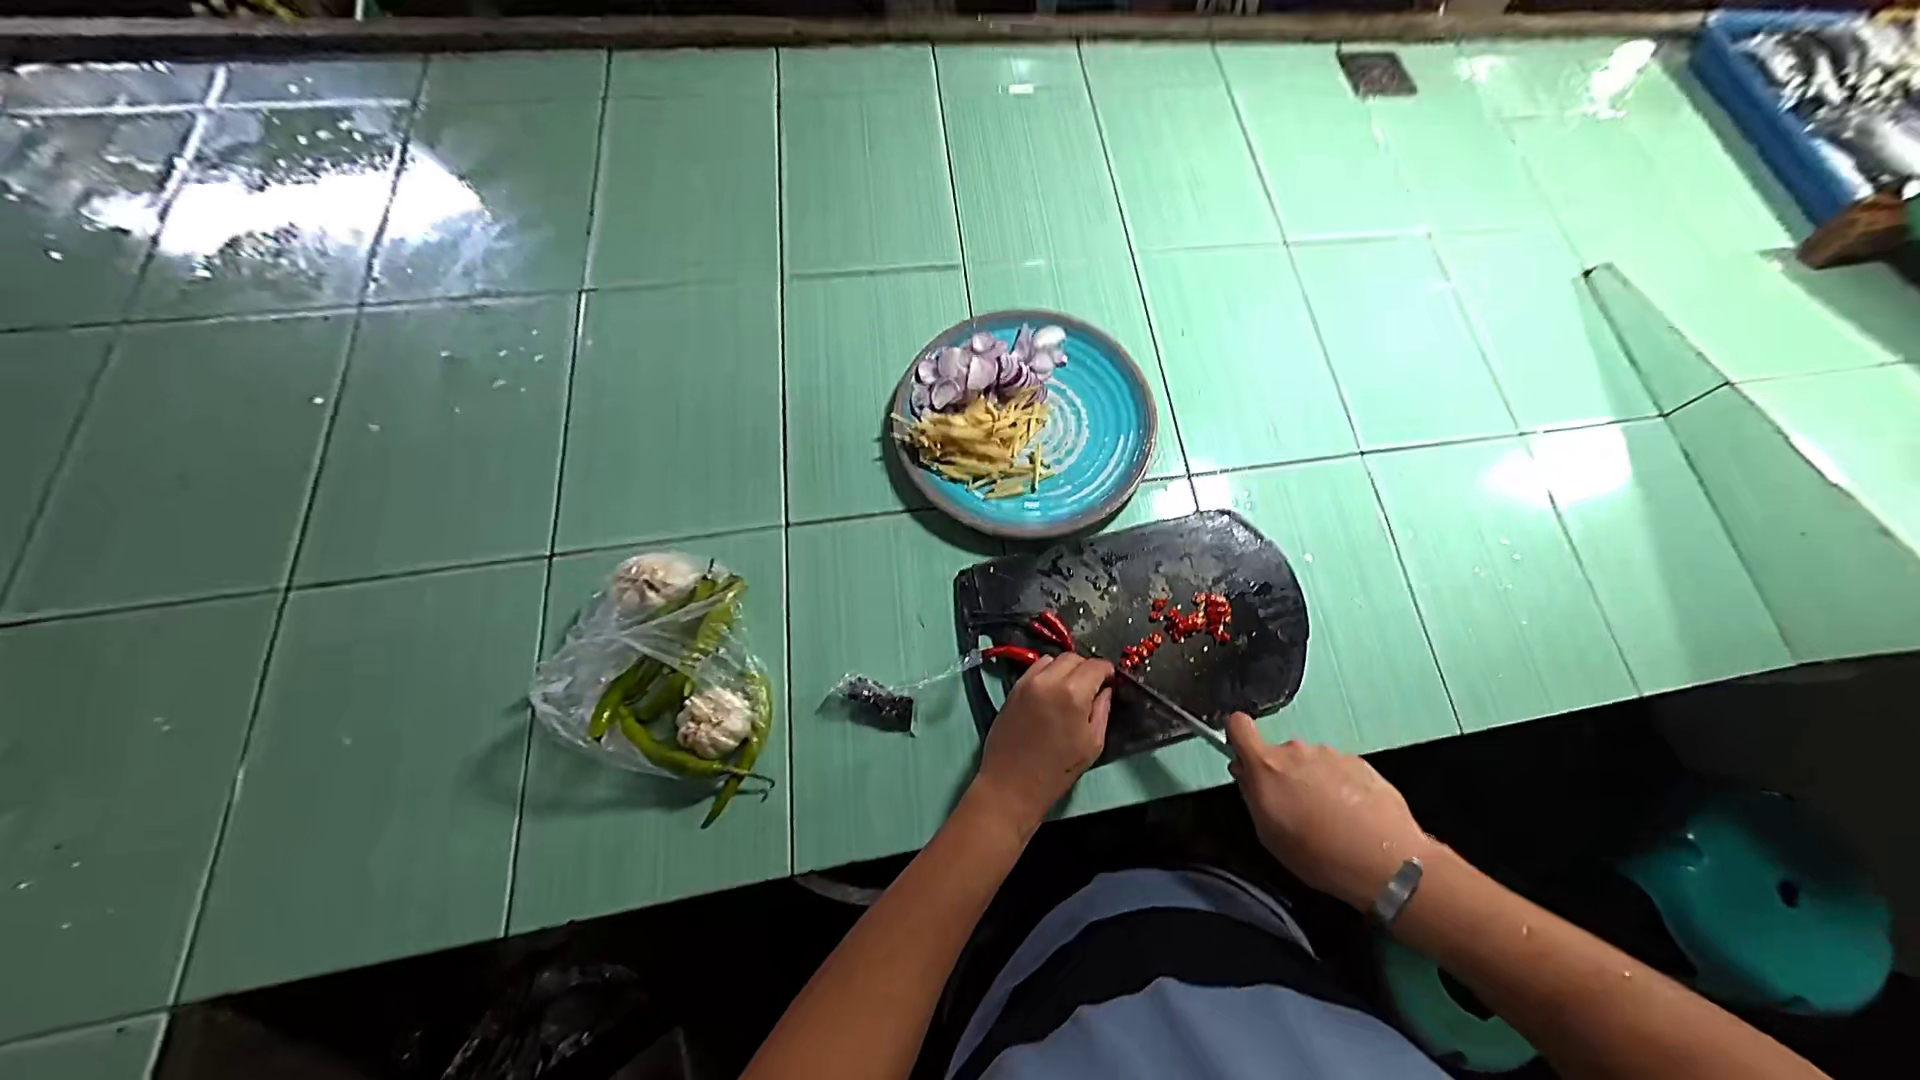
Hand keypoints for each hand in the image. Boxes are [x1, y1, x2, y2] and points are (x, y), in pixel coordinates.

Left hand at [971, 654, 1112, 827]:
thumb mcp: (1093, 743)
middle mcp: (1048, 679)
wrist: (1012, 782)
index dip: (1108, 672)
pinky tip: (1051, 692)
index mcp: (1072, 692)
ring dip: (1066, 668)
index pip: (1096, 666)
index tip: (1111, 682)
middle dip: (1087, 668)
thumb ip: (1102, 710)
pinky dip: (1047, 673)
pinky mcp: (1013, 688)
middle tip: (1092, 687)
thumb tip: (1105, 690)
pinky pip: (1035, 668)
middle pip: (1074, 658)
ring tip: (1070, 689)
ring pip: (1053, 659)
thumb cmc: (1058, 769)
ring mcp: (1027, 681)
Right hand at [1225, 713, 1435, 909]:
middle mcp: (1296, 751)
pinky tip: (1354, 816)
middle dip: (1283, 775)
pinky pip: (1339, 770)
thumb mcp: (1268, 834)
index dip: (1238, 737)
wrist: (1388, 862)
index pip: (1239, 725)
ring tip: (1331, 818)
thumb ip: (1251, 796)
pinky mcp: (1362, 763)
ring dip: (1313, 781)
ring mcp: (1331, 754)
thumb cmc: (1319, 855)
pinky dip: (1341, 786)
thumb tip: (1245, 774)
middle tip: (1297, 809)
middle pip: (1279, 753)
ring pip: (1310, 762)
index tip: (1244, 758)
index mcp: (1267, 765)